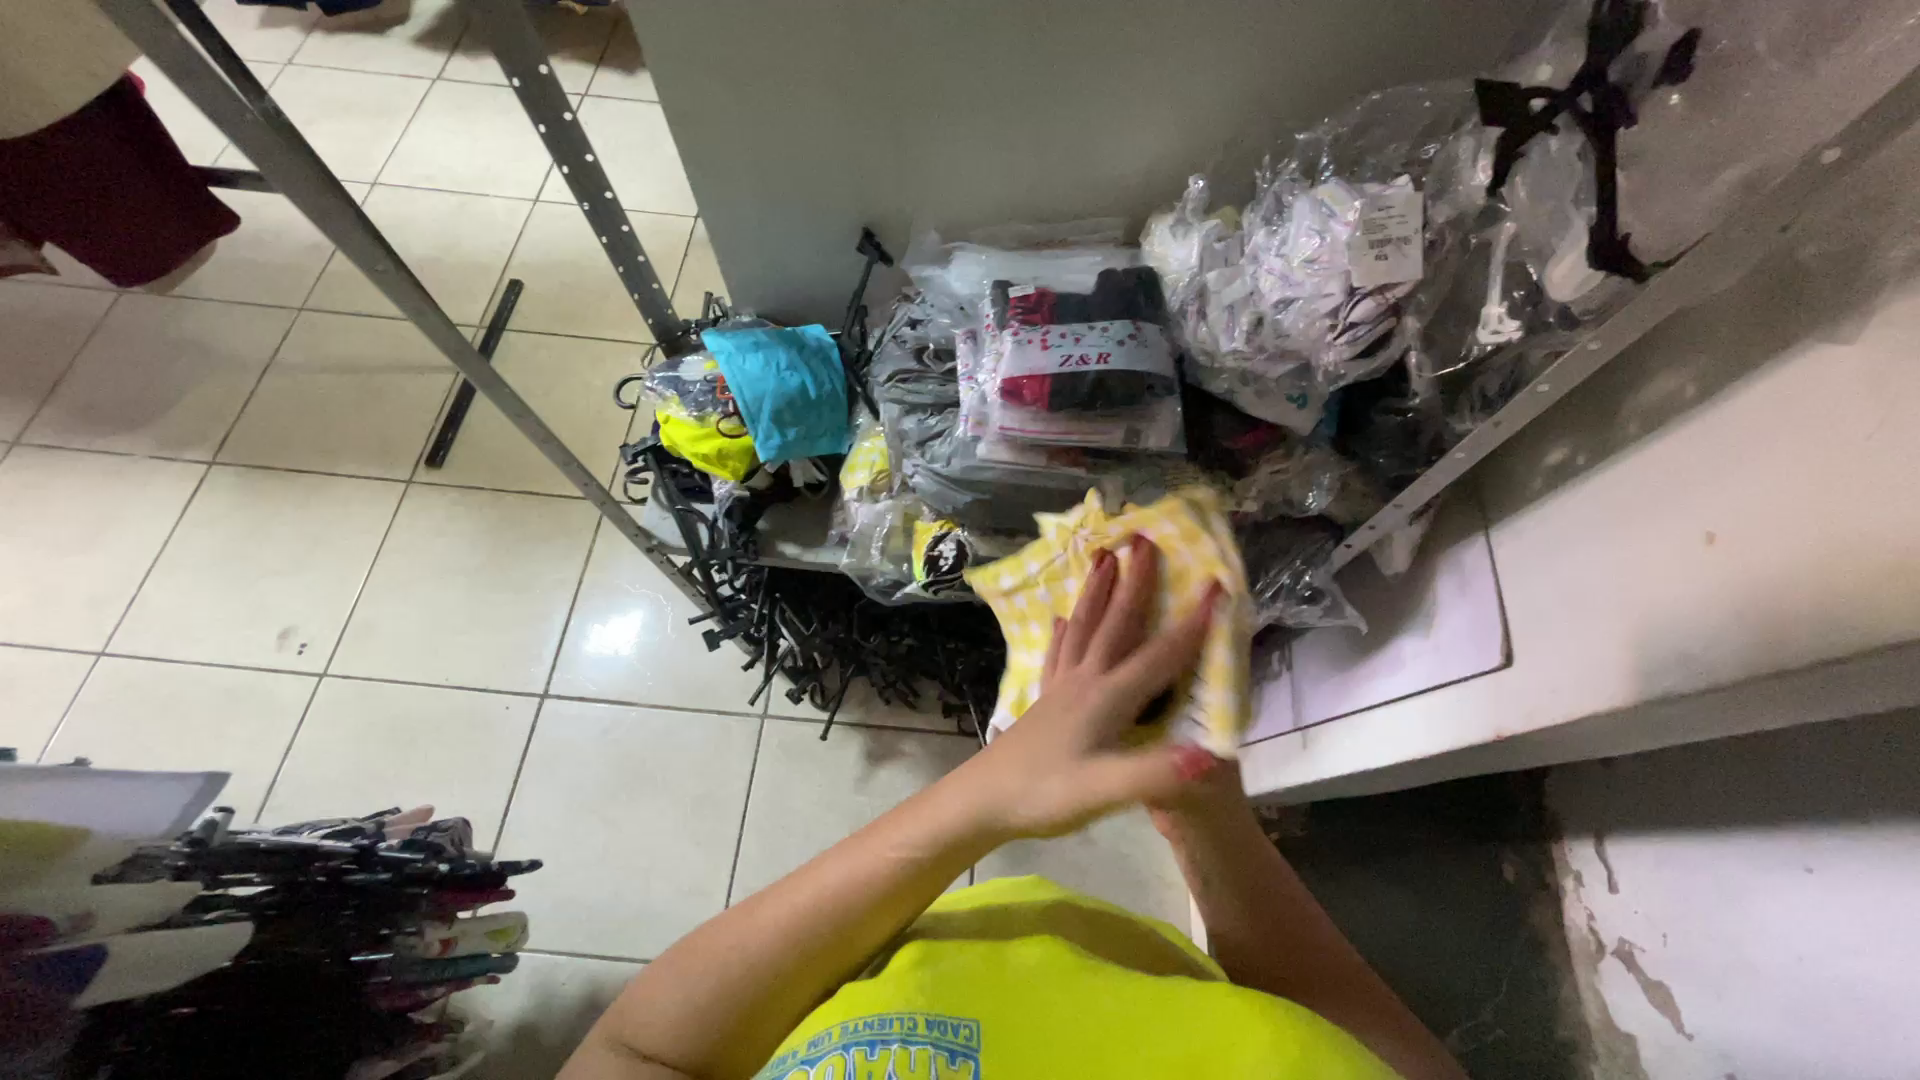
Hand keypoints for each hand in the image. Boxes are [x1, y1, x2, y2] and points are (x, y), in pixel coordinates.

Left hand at [946, 535, 1225, 841]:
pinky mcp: (1043, 699)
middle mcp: (1085, 681)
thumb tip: (1213, 757)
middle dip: (1134, 582)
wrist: (983, 800)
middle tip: (1142, 540)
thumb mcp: (1104, 792)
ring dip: (1096, 592)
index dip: (1191, 623)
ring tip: (1102, 560)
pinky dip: (1063, 633)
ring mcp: (1060, 687)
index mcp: (1107, 698)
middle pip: (1114, 623)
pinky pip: (1057, 654)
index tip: (1215, 583)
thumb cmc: (1044, 796)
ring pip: (1082, 628)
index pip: (1158, 655)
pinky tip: (1059, 620)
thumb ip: (1155, 774)